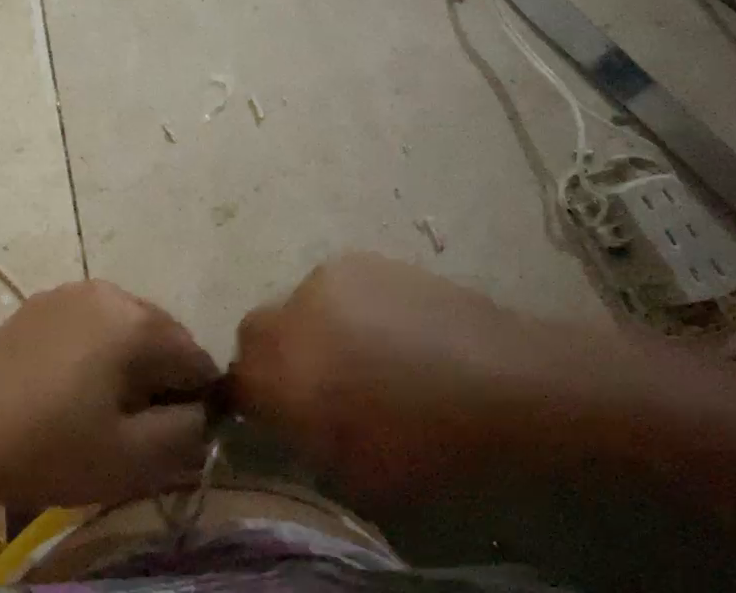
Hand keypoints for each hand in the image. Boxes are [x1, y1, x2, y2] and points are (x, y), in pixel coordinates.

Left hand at [0, 280, 219, 508]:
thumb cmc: (53, 448)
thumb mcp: (135, 458)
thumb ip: (187, 431)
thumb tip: (200, 412)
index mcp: (135, 321)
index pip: (196, 359)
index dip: (197, 403)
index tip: (176, 438)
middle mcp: (105, 292)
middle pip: (161, 335)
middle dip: (164, 378)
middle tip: (142, 427)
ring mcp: (66, 293)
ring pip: (124, 327)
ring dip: (130, 363)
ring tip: (106, 409)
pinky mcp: (36, 306)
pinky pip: (89, 325)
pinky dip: (97, 351)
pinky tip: (74, 389)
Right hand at [231, 253, 599, 498]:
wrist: (500, 381)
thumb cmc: (426, 444)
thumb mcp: (354, 475)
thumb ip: (305, 443)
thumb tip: (292, 424)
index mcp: (276, 377)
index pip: (235, 382)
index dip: (255, 399)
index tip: (281, 413)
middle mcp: (283, 320)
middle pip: (255, 334)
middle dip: (277, 356)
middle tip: (322, 383)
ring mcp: (318, 283)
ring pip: (297, 307)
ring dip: (315, 329)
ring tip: (367, 354)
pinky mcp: (355, 261)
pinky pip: (333, 289)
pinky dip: (348, 308)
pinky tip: (393, 330)